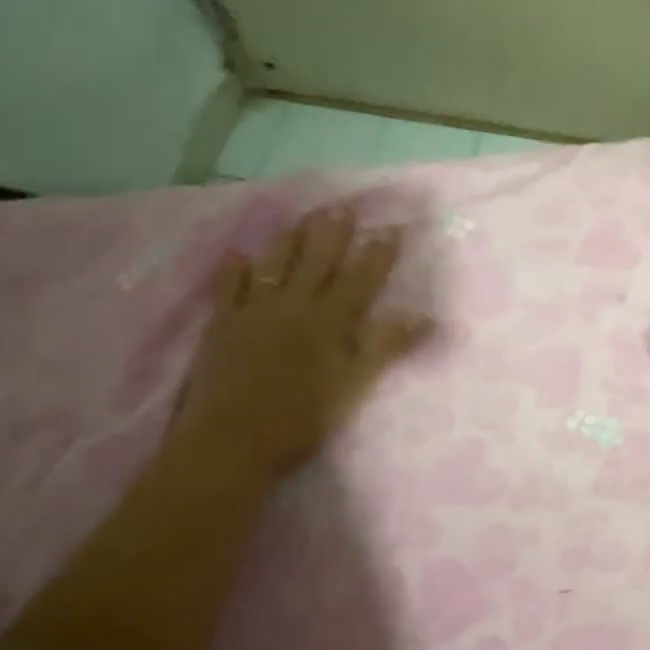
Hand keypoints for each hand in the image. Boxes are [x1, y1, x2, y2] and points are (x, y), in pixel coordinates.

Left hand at [171, 208, 431, 479]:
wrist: (230, 442)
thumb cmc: (302, 420)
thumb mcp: (354, 386)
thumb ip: (386, 346)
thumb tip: (427, 316)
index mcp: (331, 322)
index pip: (361, 279)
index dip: (378, 253)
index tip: (391, 227)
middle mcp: (295, 306)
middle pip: (318, 262)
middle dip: (333, 234)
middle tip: (343, 207)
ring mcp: (254, 312)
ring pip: (275, 265)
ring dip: (289, 240)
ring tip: (300, 217)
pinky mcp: (222, 326)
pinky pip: (229, 288)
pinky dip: (234, 270)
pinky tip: (237, 254)